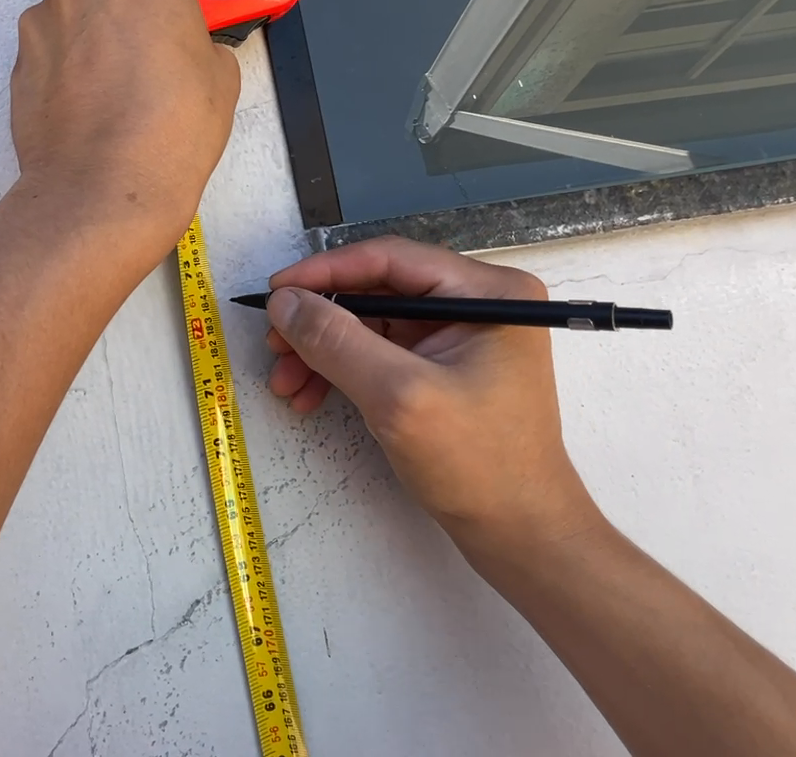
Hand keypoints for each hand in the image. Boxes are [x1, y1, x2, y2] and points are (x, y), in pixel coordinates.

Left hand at [9, 0, 239, 258]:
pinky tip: (84, 108)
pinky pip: (44, 53)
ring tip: (108, 88)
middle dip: (108, 2)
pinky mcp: (16, 64)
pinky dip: (59, 70)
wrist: (104, 185)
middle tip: (137, 49)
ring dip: (80, 36)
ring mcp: (39, 23)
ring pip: (63, 14)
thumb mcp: (220, 72)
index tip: (155, 4)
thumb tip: (185, 49)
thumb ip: (194, 37)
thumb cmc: (171, 125)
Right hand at [262, 237, 602, 552]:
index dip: (324, 271)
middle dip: (318, 320)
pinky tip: (309, 394)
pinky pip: (374, 351)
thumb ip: (336, 340)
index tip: (274, 292)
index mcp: (487, 292)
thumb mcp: (397, 395)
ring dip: (320, 350)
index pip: (388, 259)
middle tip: (274, 345)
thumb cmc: (477, 464)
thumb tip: (282, 301)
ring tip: (285, 382)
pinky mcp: (439, 366)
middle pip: (373, 290)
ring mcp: (456, 335)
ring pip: (366, 322)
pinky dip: (338, 369)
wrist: (521, 536)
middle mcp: (474, 303)